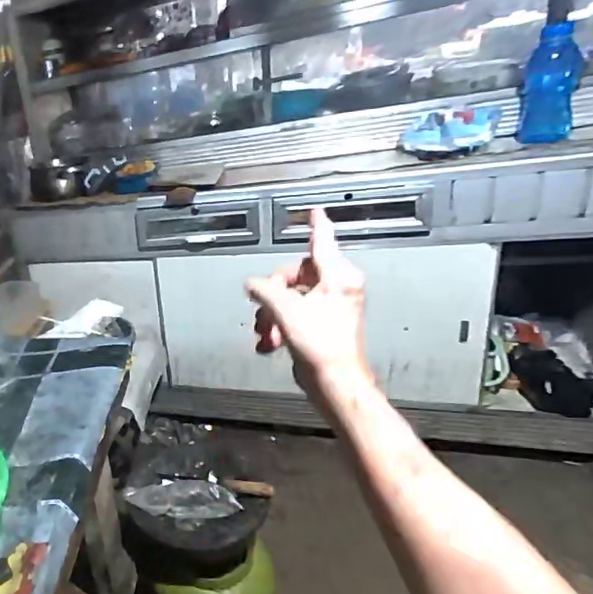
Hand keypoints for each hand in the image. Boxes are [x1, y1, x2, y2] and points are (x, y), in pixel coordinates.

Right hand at [246, 210, 371, 395]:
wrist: (335, 382)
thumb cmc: (324, 347)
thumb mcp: (286, 311)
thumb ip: (265, 290)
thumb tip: (253, 283)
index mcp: (339, 276)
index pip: (323, 241)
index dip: (316, 224)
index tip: (315, 211)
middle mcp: (339, 288)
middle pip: (296, 275)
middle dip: (274, 295)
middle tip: (265, 308)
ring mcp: (333, 307)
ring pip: (293, 298)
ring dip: (274, 315)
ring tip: (267, 333)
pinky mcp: (325, 326)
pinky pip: (296, 315)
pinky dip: (281, 327)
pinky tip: (271, 343)